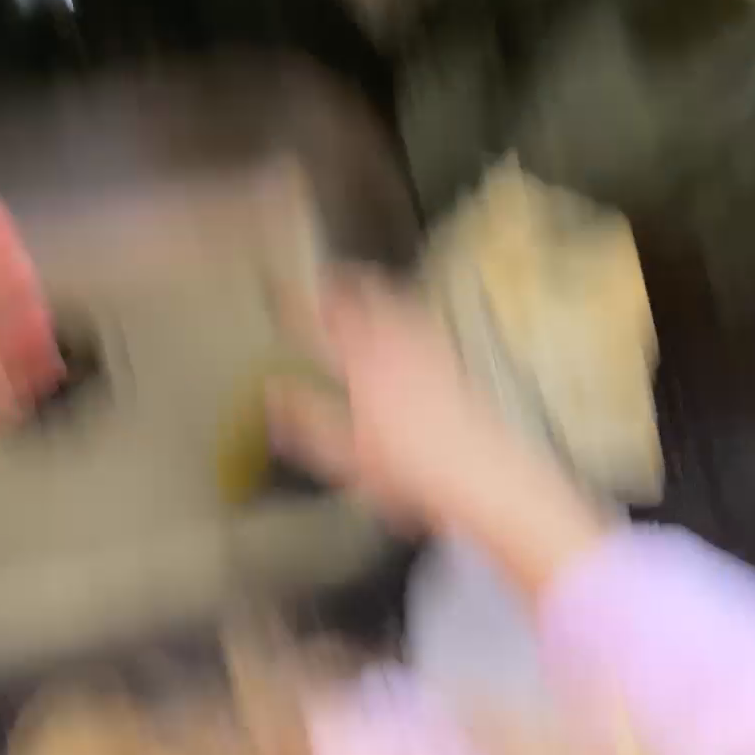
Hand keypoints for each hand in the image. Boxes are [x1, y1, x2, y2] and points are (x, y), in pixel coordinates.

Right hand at [263, 270, 506, 529]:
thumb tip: (271, 392)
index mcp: (363, 362)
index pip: (324, 319)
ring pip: (395, 297)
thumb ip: (305, 420)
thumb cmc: (408, 467)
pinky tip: (403, 315)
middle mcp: (395, 343)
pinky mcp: (450, 355)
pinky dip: (403, 305)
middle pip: (364, 292)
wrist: (482, 473)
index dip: (300, 302)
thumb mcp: (345, 454)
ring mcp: (427, 344)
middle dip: (340, 281)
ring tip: (359, 285)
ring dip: (372, 287)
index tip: (284, 294)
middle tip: (324, 280)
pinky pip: (421, 315)